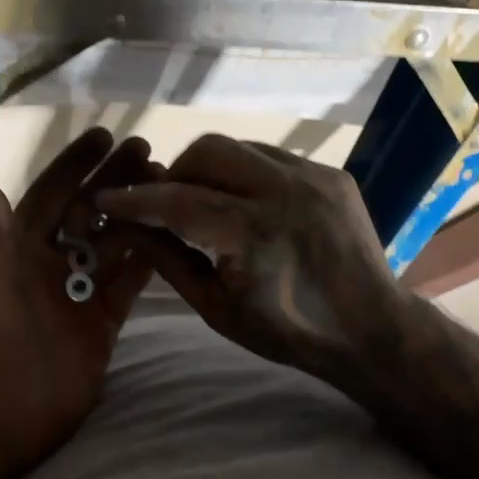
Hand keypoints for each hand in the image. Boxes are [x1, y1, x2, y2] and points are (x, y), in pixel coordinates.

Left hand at [0, 127, 156, 478]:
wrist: (4, 420)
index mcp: (16, 249)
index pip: (49, 195)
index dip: (74, 166)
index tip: (104, 135)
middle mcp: (49, 263)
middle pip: (88, 212)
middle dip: (114, 181)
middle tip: (148, 151)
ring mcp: (78, 291)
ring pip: (113, 242)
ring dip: (137, 214)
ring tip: (170, 184)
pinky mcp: (103, 321)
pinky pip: (129, 282)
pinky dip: (149, 259)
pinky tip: (175, 235)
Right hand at [94, 134, 404, 366]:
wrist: (372, 329)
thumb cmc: (288, 332)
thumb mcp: (217, 308)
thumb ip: (169, 261)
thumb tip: (127, 228)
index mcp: (254, 235)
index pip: (178, 202)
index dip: (135, 199)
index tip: (106, 198)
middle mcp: (285, 192)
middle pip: (208, 152)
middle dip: (176, 173)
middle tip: (167, 205)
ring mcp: (313, 176)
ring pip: (238, 147)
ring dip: (209, 169)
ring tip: (207, 204)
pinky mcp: (330, 173)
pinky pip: (269, 156)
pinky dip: (244, 174)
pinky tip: (247, 205)